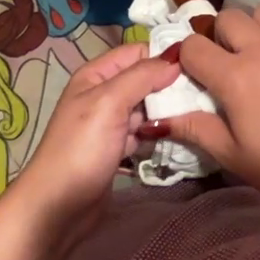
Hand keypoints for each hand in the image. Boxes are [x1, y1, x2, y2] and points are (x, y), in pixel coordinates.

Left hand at [4, 43, 178, 241]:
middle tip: (201, 97)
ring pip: (147, 108)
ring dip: (167, 113)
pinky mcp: (118, 149)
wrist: (58, 208)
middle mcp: (103, 94)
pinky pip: (144, 133)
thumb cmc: (81, 149)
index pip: (136, 52)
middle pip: (145, 80)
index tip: (196, 67)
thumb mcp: (109, 103)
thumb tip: (175, 58)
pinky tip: (178, 139)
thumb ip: (141, 76)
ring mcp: (110, 123)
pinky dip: (158, 135)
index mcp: (95, 75)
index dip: (163, 57)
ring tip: (196, 118)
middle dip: (170, 86)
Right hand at [162, 8, 259, 242]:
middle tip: (229, 64)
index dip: (188, 59)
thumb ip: (197, 130)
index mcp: (236, 78)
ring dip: (255, 29)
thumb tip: (158, 119)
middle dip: (220, 37)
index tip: (195, 75)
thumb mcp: (236, 157)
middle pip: (228, 18)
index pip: (194, 46)